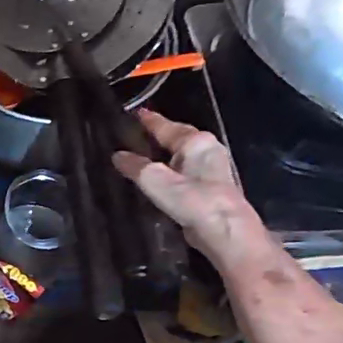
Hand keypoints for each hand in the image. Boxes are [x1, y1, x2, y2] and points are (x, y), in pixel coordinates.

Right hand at [111, 109, 272, 268]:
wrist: (224, 230)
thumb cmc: (191, 199)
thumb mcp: (155, 180)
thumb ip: (135, 166)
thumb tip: (118, 155)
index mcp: (195, 141)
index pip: (166, 126)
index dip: (149, 120)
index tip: (136, 113)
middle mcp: (207, 149)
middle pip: (178, 138)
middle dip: (159, 136)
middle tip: (137, 134)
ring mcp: (212, 169)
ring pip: (182, 156)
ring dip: (166, 155)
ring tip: (145, 156)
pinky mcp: (212, 189)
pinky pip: (186, 172)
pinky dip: (172, 171)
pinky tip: (161, 179)